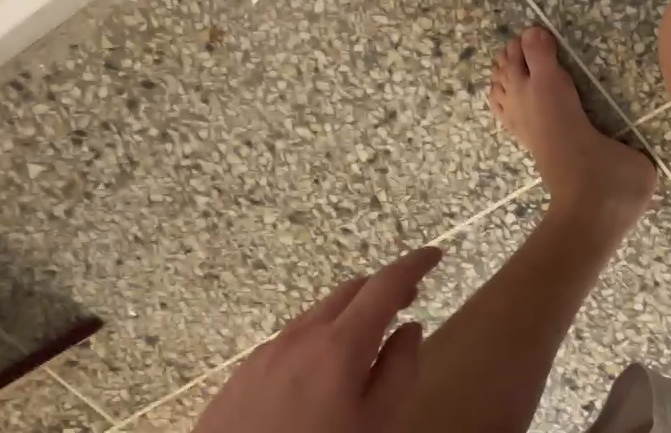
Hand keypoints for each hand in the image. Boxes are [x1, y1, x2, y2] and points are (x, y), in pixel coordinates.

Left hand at [192, 246, 442, 432]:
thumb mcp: (377, 422)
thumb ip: (400, 369)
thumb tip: (408, 329)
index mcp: (340, 343)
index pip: (386, 283)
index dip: (415, 263)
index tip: (435, 254)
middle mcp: (301, 337)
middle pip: (350, 290)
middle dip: (382, 288)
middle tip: (405, 303)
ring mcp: (263, 357)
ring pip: (316, 315)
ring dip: (347, 314)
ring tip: (360, 343)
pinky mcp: (235, 381)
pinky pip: (286, 343)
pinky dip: (313, 340)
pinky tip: (313, 376)